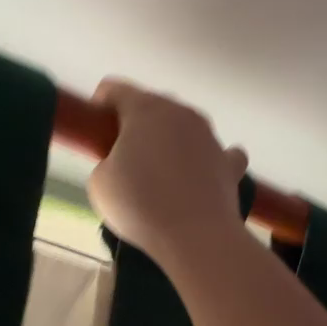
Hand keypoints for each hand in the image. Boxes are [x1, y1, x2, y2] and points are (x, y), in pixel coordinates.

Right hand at [87, 79, 250, 264]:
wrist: (194, 236)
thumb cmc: (139, 204)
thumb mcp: (100, 182)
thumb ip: (107, 162)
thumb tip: (122, 166)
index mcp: (145, 108)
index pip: (114, 89)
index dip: (99, 109)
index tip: (96, 136)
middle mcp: (182, 112)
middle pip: (152, 107)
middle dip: (136, 128)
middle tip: (125, 162)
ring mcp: (210, 136)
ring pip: (185, 129)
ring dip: (172, 144)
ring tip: (162, 179)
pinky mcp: (230, 164)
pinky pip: (221, 154)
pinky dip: (210, 162)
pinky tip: (203, 178)